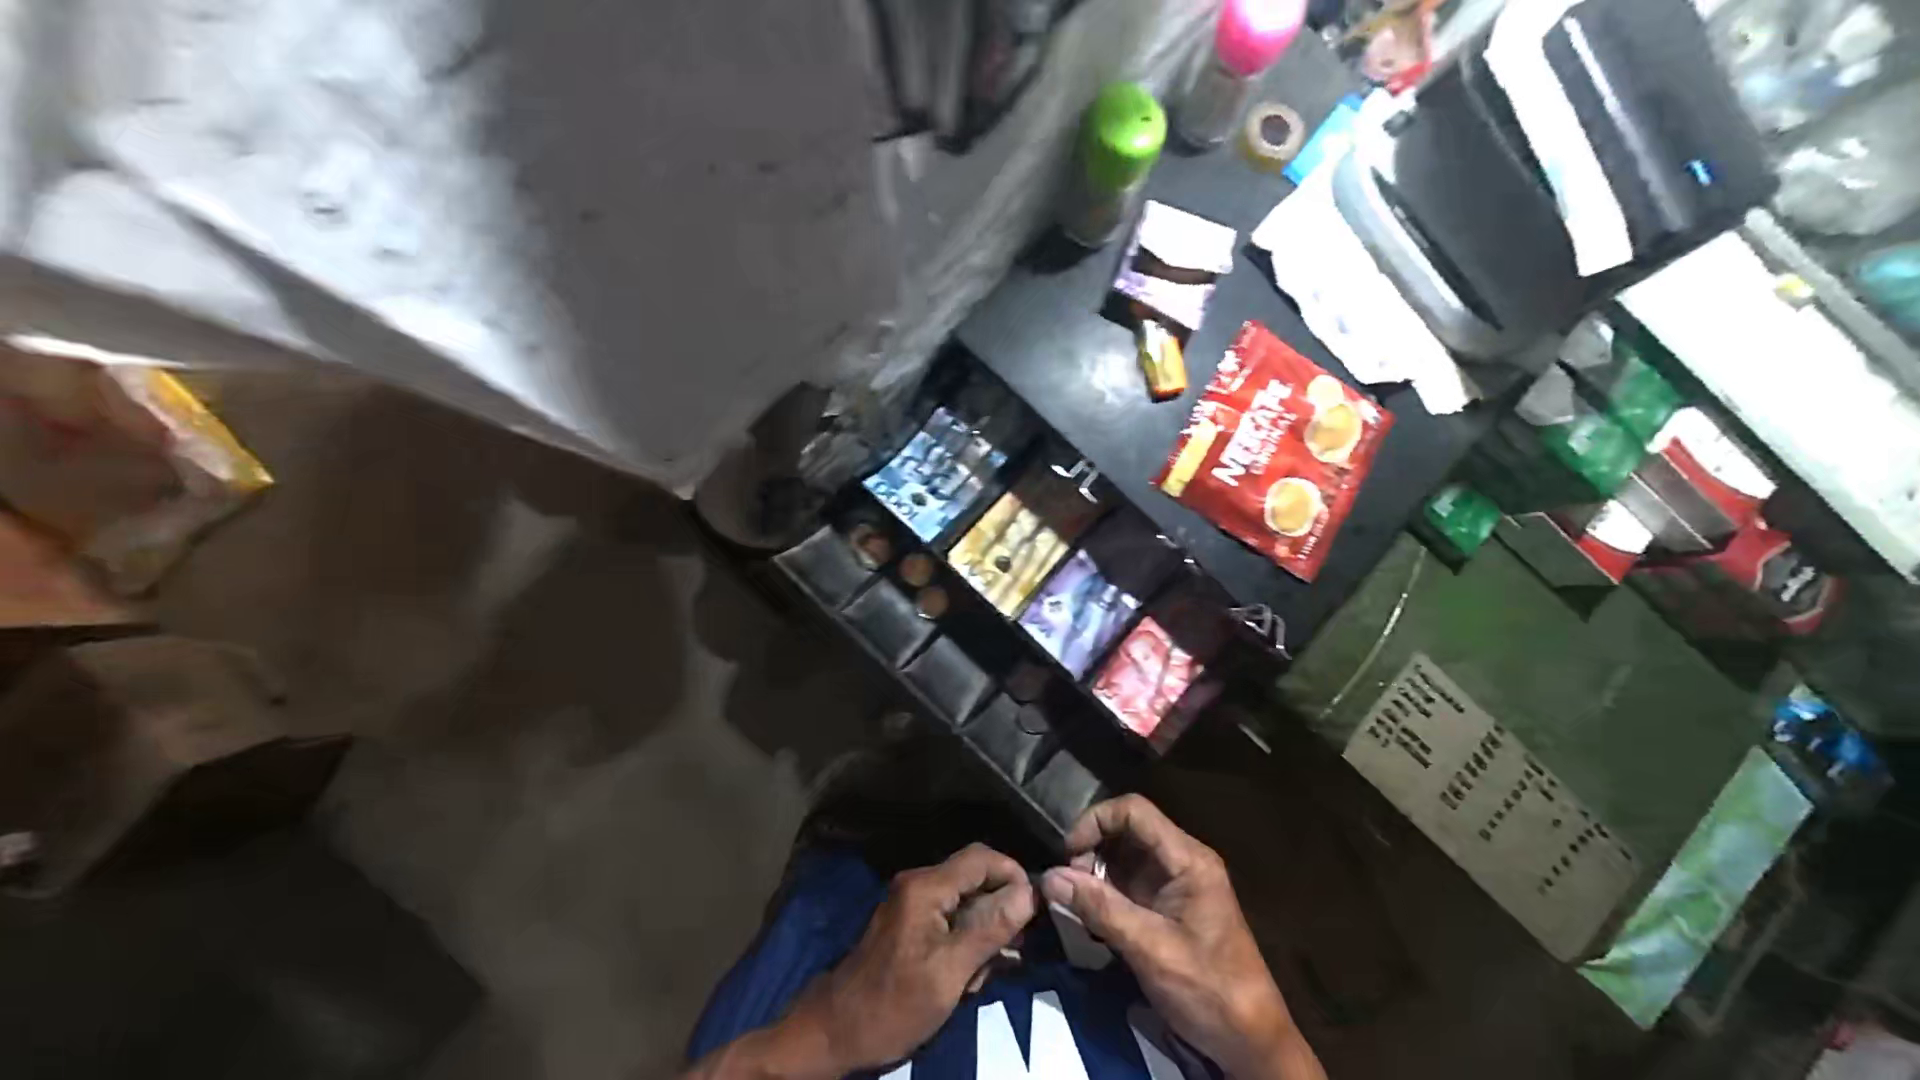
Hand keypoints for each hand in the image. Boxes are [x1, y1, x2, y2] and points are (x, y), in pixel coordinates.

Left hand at [727, 843, 1032, 1079]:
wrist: (836, 1032)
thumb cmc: (893, 1005)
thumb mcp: (949, 973)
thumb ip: (989, 930)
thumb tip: (1029, 893)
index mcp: (926, 886)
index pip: (981, 857)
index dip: (1013, 875)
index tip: (1035, 910)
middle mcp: (919, 883)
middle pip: (975, 877)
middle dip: (999, 910)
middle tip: (1012, 950)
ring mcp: (912, 902)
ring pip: (966, 900)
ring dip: (983, 932)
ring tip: (985, 972)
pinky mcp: (910, 922)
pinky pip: (950, 917)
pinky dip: (966, 941)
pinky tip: (969, 977)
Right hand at [1040, 796, 1325, 1079]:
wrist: (1253, 1044)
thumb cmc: (1209, 990)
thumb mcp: (1150, 949)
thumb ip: (1100, 908)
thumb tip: (1049, 876)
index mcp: (1187, 859)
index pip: (1134, 810)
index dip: (1095, 820)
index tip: (1068, 853)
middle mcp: (1180, 861)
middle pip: (1125, 830)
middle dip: (1091, 849)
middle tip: (1068, 885)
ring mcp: (1174, 884)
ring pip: (1123, 856)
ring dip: (1094, 873)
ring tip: (1075, 904)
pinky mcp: (1166, 907)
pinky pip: (1127, 883)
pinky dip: (1104, 894)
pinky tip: (1091, 919)